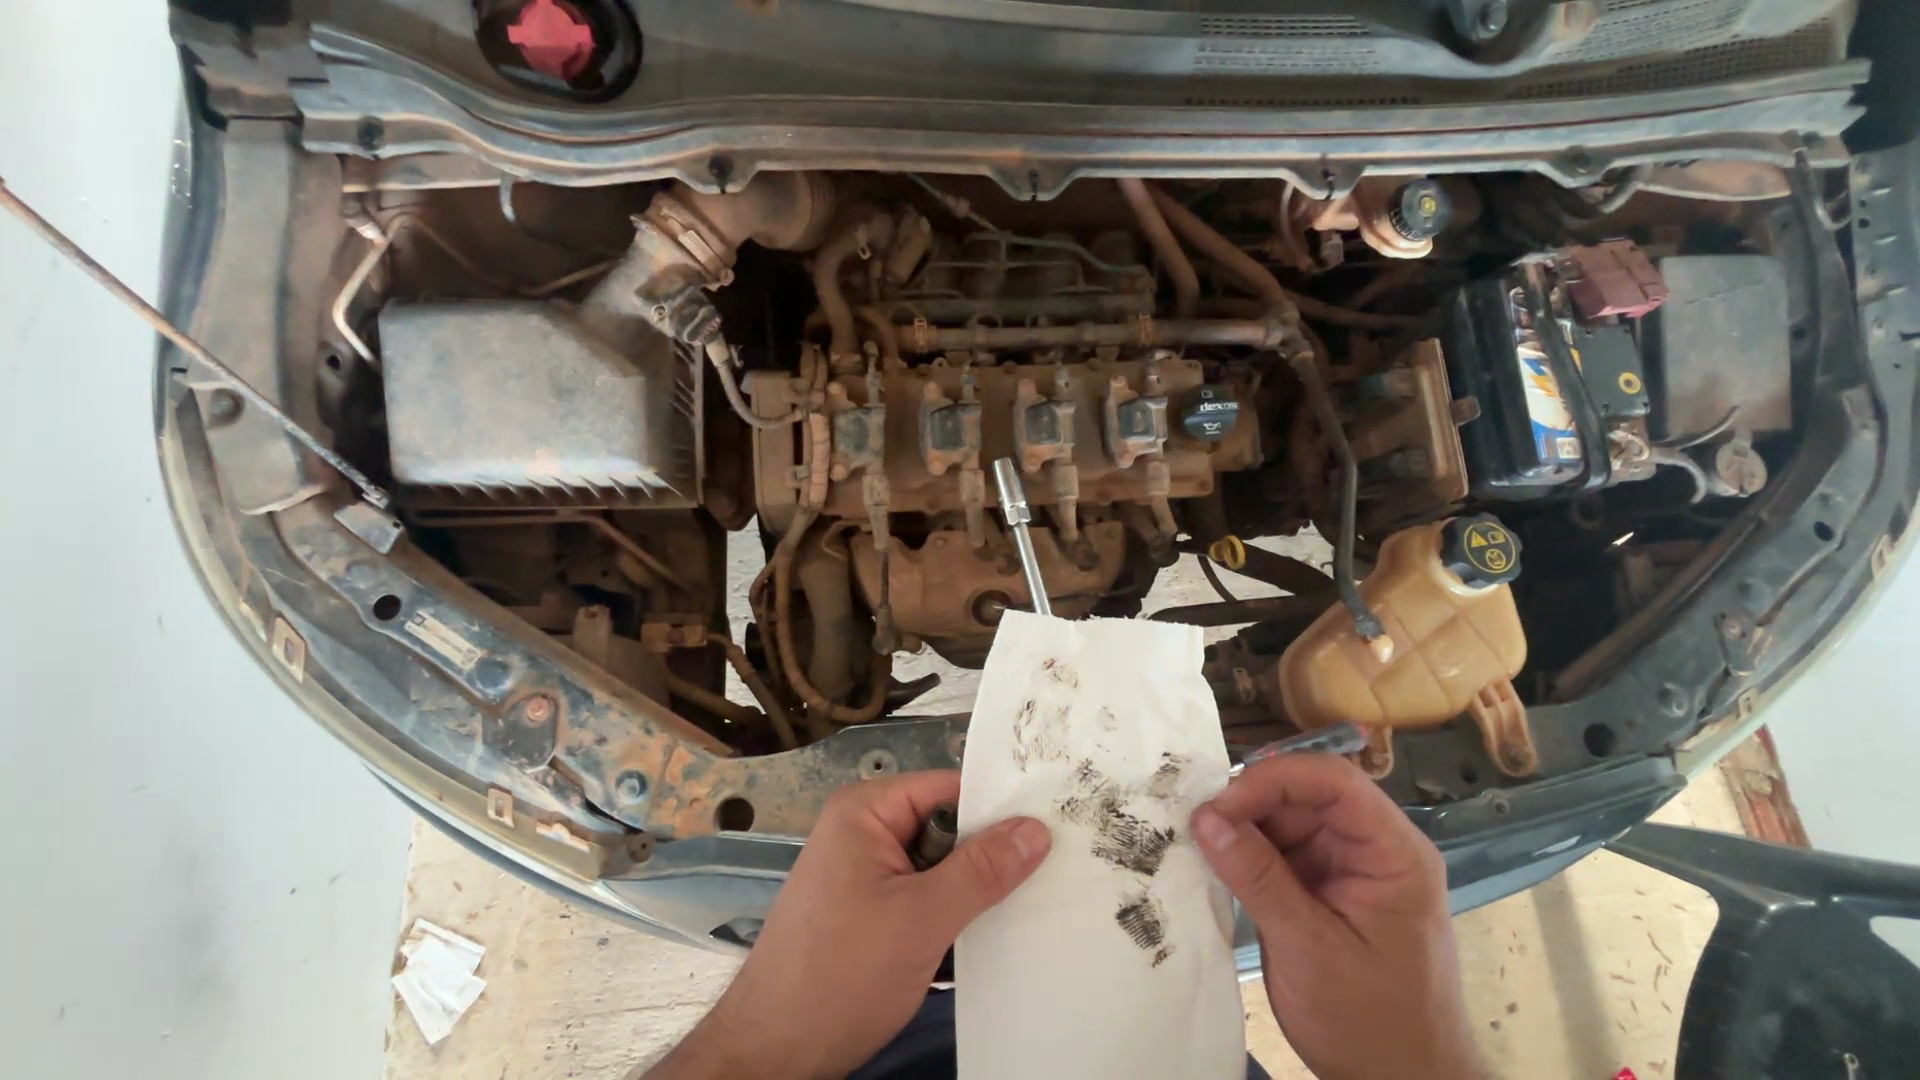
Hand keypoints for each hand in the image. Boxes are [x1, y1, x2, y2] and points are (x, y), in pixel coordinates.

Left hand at [646, 771, 1051, 1079]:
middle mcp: (862, 830)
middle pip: (945, 826)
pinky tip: (988, 937)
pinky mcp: (868, 912)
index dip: (997, 806)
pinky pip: (922, 896)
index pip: (948, 787)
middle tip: (1053, 869)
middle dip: (989, 853)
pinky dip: (951, 914)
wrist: (774, 1054)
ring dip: (973, 890)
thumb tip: (1036, 829)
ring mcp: (863, 873)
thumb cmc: (841, 974)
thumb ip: (982, 870)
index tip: (1053, 824)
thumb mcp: (921, 918)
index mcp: (866, 810)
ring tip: (1029, 904)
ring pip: (938, 867)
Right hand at [1190, 755, 1484, 1079]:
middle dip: (1250, 802)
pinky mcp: (1325, 886)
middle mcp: (1374, 848)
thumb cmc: (1370, 1025)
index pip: (1335, 782)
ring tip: (1199, 843)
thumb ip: (1258, 878)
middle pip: (1306, 794)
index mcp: (1394, 854)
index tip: (1219, 805)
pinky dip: (1247, 851)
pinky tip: (1218, 862)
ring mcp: (1349, 867)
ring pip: (1288, 818)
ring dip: (1243, 826)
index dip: (1274, 778)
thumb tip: (1205, 816)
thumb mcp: (1309, 951)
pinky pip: (1282, 849)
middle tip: (1197, 825)